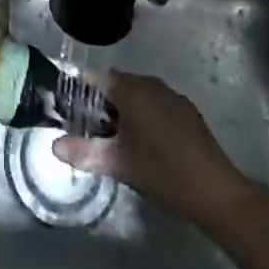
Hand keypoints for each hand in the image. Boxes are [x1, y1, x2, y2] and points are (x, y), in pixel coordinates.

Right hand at [52, 71, 254, 225]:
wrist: (214, 190)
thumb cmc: (161, 172)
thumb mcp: (117, 164)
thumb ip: (83, 152)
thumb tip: (54, 145)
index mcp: (133, 90)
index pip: (97, 78)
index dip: (80, 93)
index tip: (69, 112)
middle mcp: (152, 84)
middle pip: (117, 85)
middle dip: (100, 105)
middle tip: (88, 131)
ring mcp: (172, 96)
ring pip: (137, 95)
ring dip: (122, 112)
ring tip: (112, 141)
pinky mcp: (187, 111)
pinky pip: (155, 105)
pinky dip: (143, 116)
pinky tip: (142, 144)